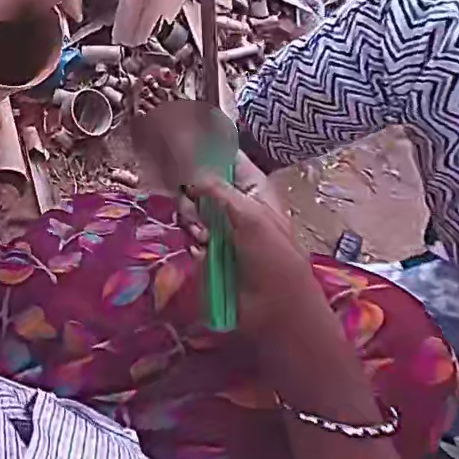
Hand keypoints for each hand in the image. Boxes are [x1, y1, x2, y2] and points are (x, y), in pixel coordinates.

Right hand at [137, 102, 318, 335]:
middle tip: (195, 206)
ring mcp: (221, 225)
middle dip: (193, 191)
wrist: (275, 311)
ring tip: (202, 236)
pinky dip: (191, 236)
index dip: (207, 149)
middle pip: (201, 180)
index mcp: (253, 188)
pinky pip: (189, 230)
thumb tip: (191, 176)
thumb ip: (218, 190)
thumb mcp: (250, 216)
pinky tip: (200, 248)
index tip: (182, 146)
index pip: (227, 156)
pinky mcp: (209, 247)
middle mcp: (235, 201)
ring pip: (191, 205)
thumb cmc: (272, 258)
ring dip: (191, 218)